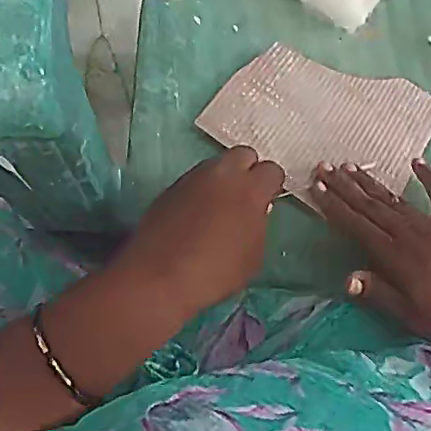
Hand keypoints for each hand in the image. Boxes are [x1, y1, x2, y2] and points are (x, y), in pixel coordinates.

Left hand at [109, 147, 285, 313]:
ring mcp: (193, 177)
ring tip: (218, 207)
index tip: (267, 200)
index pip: (271, 170)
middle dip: (248, 170)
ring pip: (216, 165)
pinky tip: (195, 215)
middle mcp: (222, 174)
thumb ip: (259, 224)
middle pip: (243, 154)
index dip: (271, 185)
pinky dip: (200, 190)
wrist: (159, 275)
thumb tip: (255, 212)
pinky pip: (194, 180)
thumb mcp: (253, 255)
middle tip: (244, 196)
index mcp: (249, 190)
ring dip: (222, 179)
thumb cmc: (215, 273)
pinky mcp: (170, 187)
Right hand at [314, 161, 430, 353]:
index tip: (316, 188)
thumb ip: (380, 294)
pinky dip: (429, 179)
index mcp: (398, 258)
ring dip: (372, 183)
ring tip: (351, 167)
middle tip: (324, 167)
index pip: (357, 226)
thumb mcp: (414, 316)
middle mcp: (412, 235)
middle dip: (345, 187)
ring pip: (396, 200)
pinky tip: (417, 163)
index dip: (335, 206)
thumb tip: (347, 277)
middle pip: (372, 206)